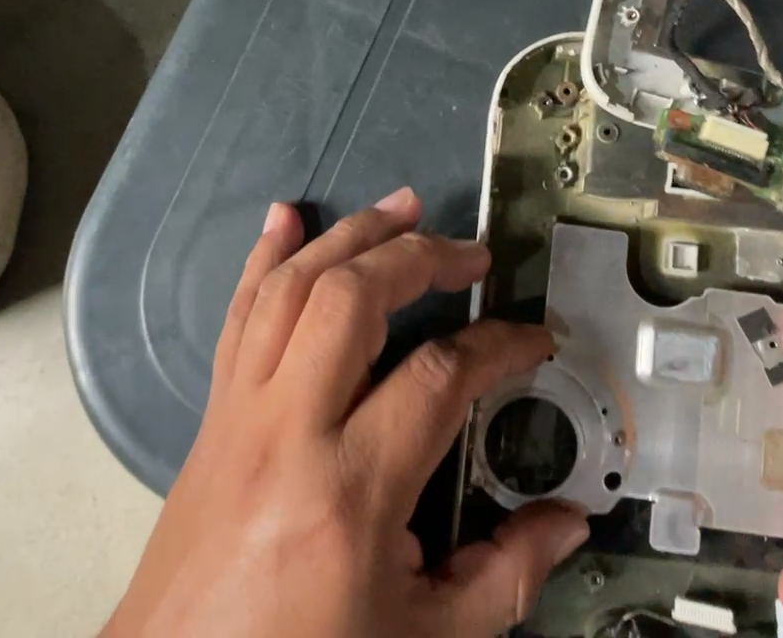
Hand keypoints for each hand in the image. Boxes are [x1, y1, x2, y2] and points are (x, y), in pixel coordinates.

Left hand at [103, 189, 589, 637]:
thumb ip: (505, 578)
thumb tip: (569, 520)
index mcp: (349, 490)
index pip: (436, 377)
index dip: (497, 346)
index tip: (534, 340)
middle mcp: (289, 429)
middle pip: (351, 300)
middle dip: (418, 257)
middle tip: (471, 254)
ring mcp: (241, 411)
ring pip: (290, 289)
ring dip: (350, 235)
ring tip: (402, 206)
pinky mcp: (213, 411)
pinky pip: (237, 315)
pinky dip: (262, 256)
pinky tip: (284, 216)